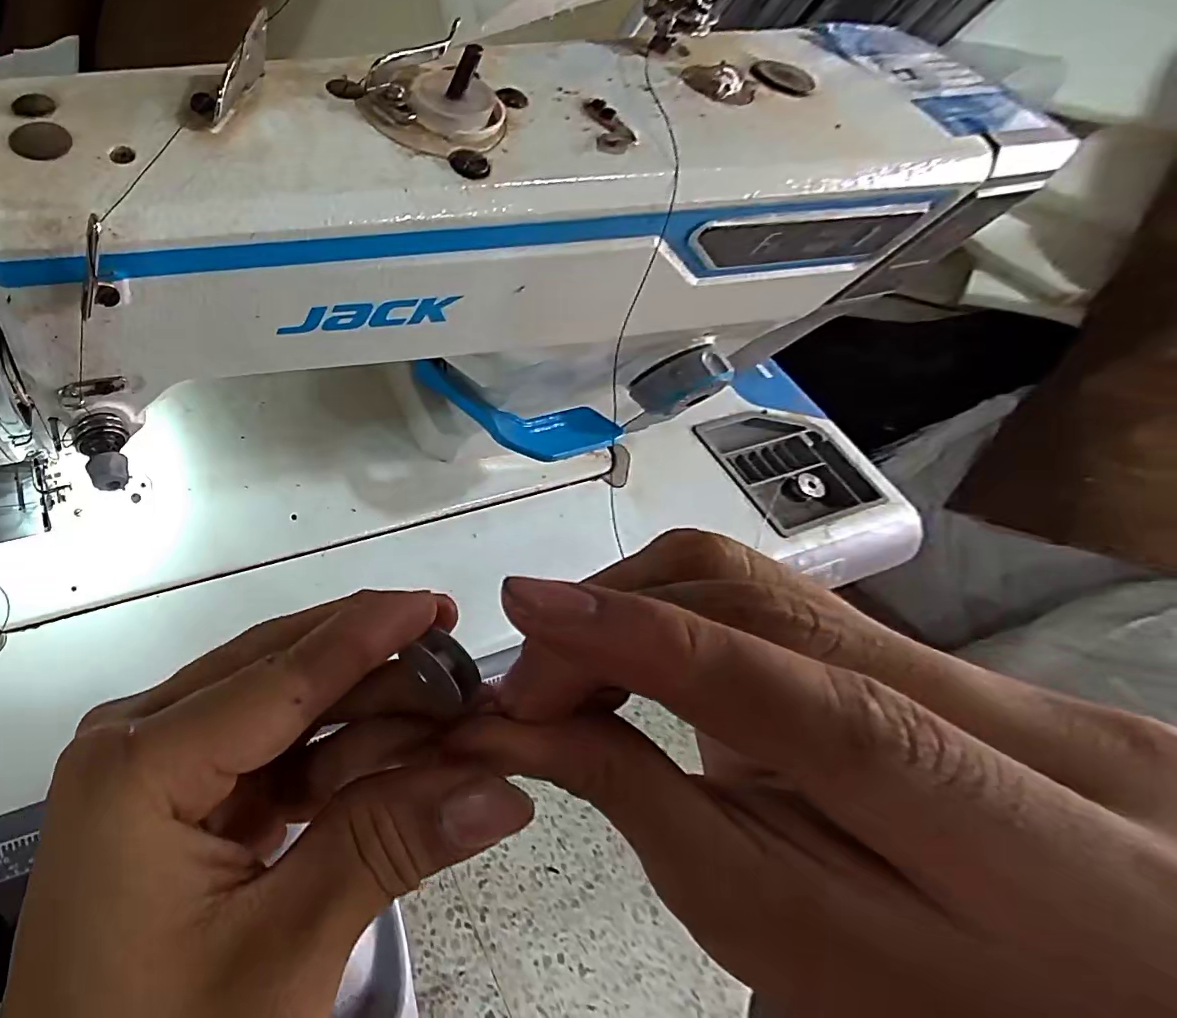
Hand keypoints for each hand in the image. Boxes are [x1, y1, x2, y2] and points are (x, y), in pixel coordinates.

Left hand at [3, 591, 532, 1017]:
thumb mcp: (278, 953)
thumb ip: (382, 851)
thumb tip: (491, 788)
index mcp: (136, 762)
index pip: (275, 679)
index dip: (362, 636)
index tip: (427, 603)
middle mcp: (131, 740)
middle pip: (269, 679)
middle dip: (365, 669)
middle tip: (450, 660)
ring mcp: (144, 765)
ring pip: (266, 713)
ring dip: (352, 715)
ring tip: (435, 710)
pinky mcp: (164, 796)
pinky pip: (252, 756)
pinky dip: (319, 759)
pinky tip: (382, 755)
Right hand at [448, 530, 1176, 1017]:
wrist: (1046, 983)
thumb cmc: (902, 992)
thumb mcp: (757, 921)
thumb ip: (635, 801)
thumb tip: (512, 721)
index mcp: (1039, 855)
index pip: (819, 709)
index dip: (655, 643)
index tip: (527, 606)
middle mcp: (1045, 729)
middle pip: (768, 605)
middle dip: (613, 620)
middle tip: (530, 685)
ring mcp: (1004, 673)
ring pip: (760, 580)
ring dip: (633, 608)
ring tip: (577, 672)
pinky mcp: (950, 652)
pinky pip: (777, 596)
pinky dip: (674, 614)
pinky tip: (643, 661)